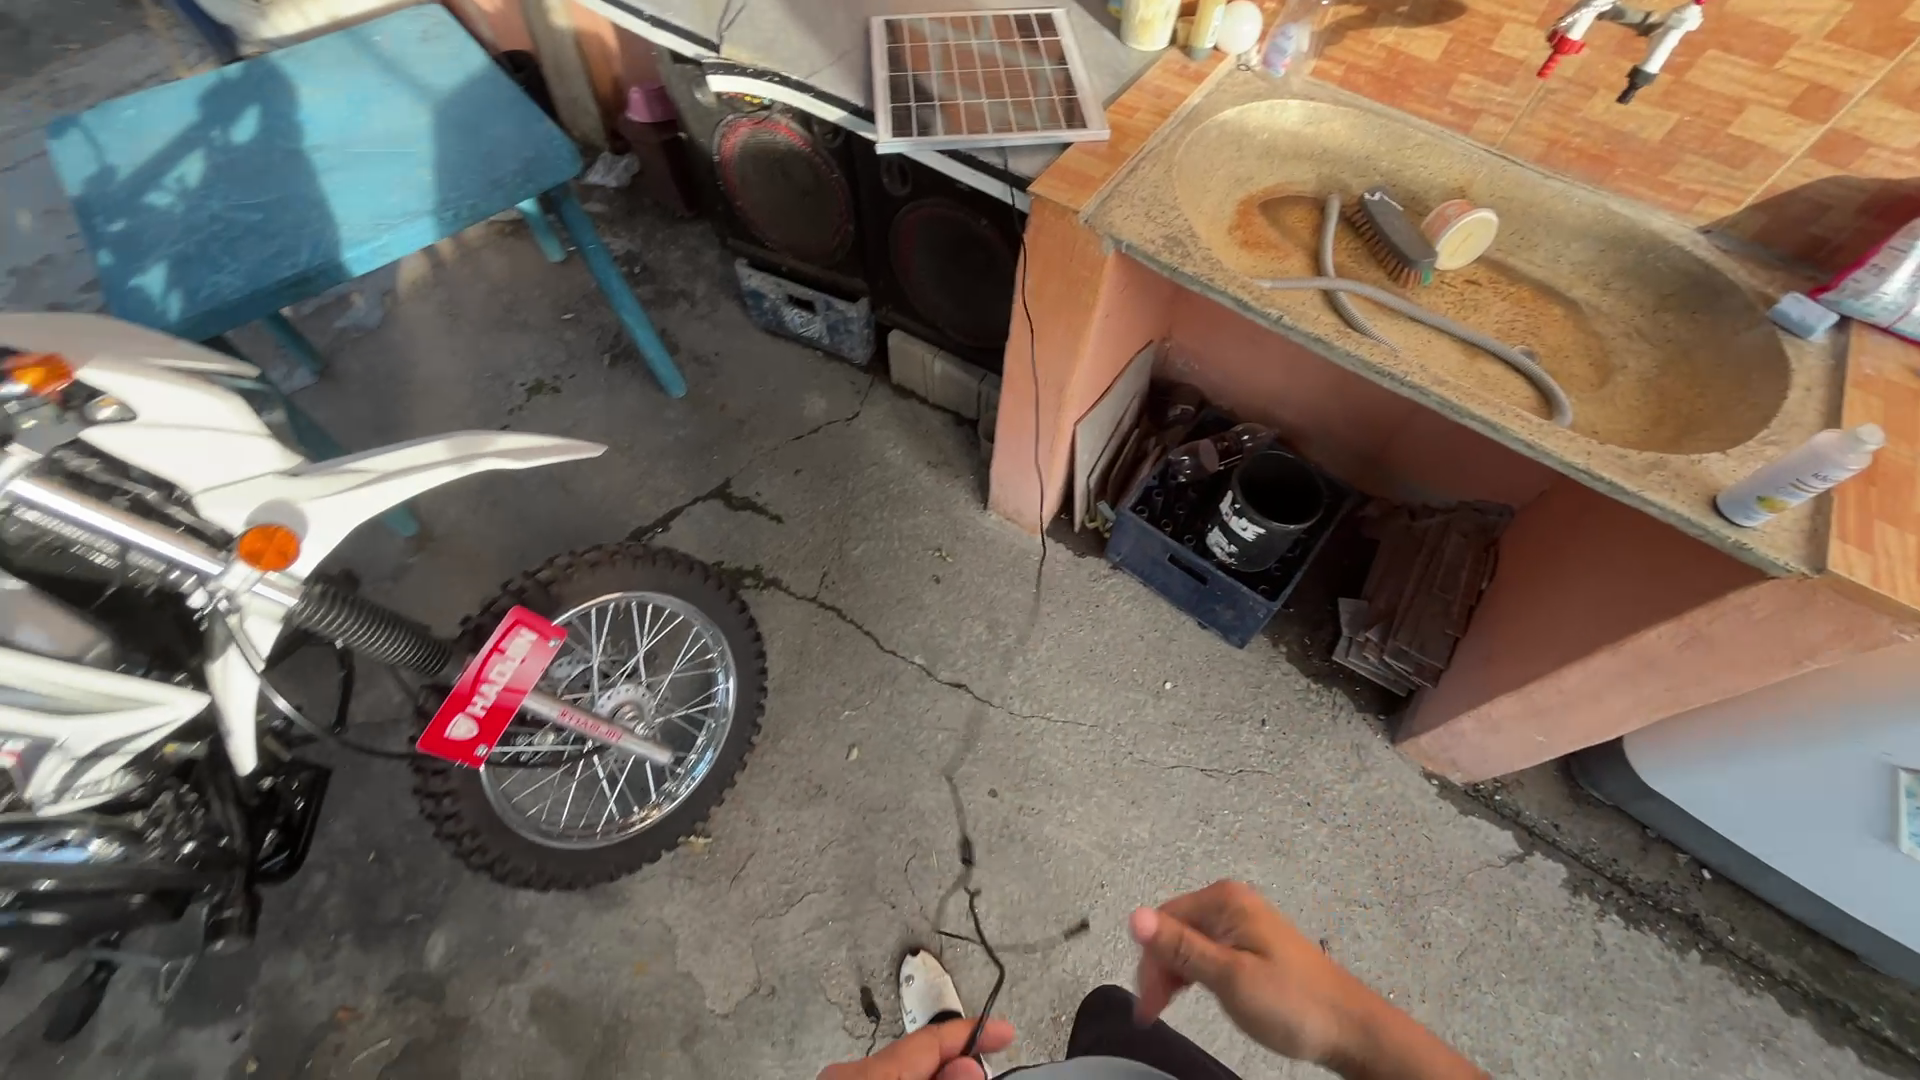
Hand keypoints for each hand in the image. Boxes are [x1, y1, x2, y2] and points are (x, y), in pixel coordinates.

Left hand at [817, 1017, 1015, 1079]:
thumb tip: (969, 1066)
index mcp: (864, 1072)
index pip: (929, 1039)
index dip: (972, 1032)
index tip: (1007, 1031)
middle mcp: (848, 1072)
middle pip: (917, 1055)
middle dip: (957, 1058)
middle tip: (992, 1065)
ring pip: (902, 1071)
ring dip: (936, 1075)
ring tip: (967, 1077)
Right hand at [1131, 881, 1483, 1079]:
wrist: (1352, 1030)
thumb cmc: (1291, 1004)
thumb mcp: (1229, 978)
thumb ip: (1181, 947)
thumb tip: (1134, 916)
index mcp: (1223, 901)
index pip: (1164, 920)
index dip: (1150, 961)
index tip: (1148, 1005)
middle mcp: (1230, 901)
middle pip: (1175, 928)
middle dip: (1160, 968)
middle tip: (1154, 1012)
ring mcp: (1243, 920)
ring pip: (1190, 940)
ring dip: (1174, 972)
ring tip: (1167, 1008)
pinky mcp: (1252, 941)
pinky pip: (1209, 948)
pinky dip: (1195, 971)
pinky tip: (1195, 992)